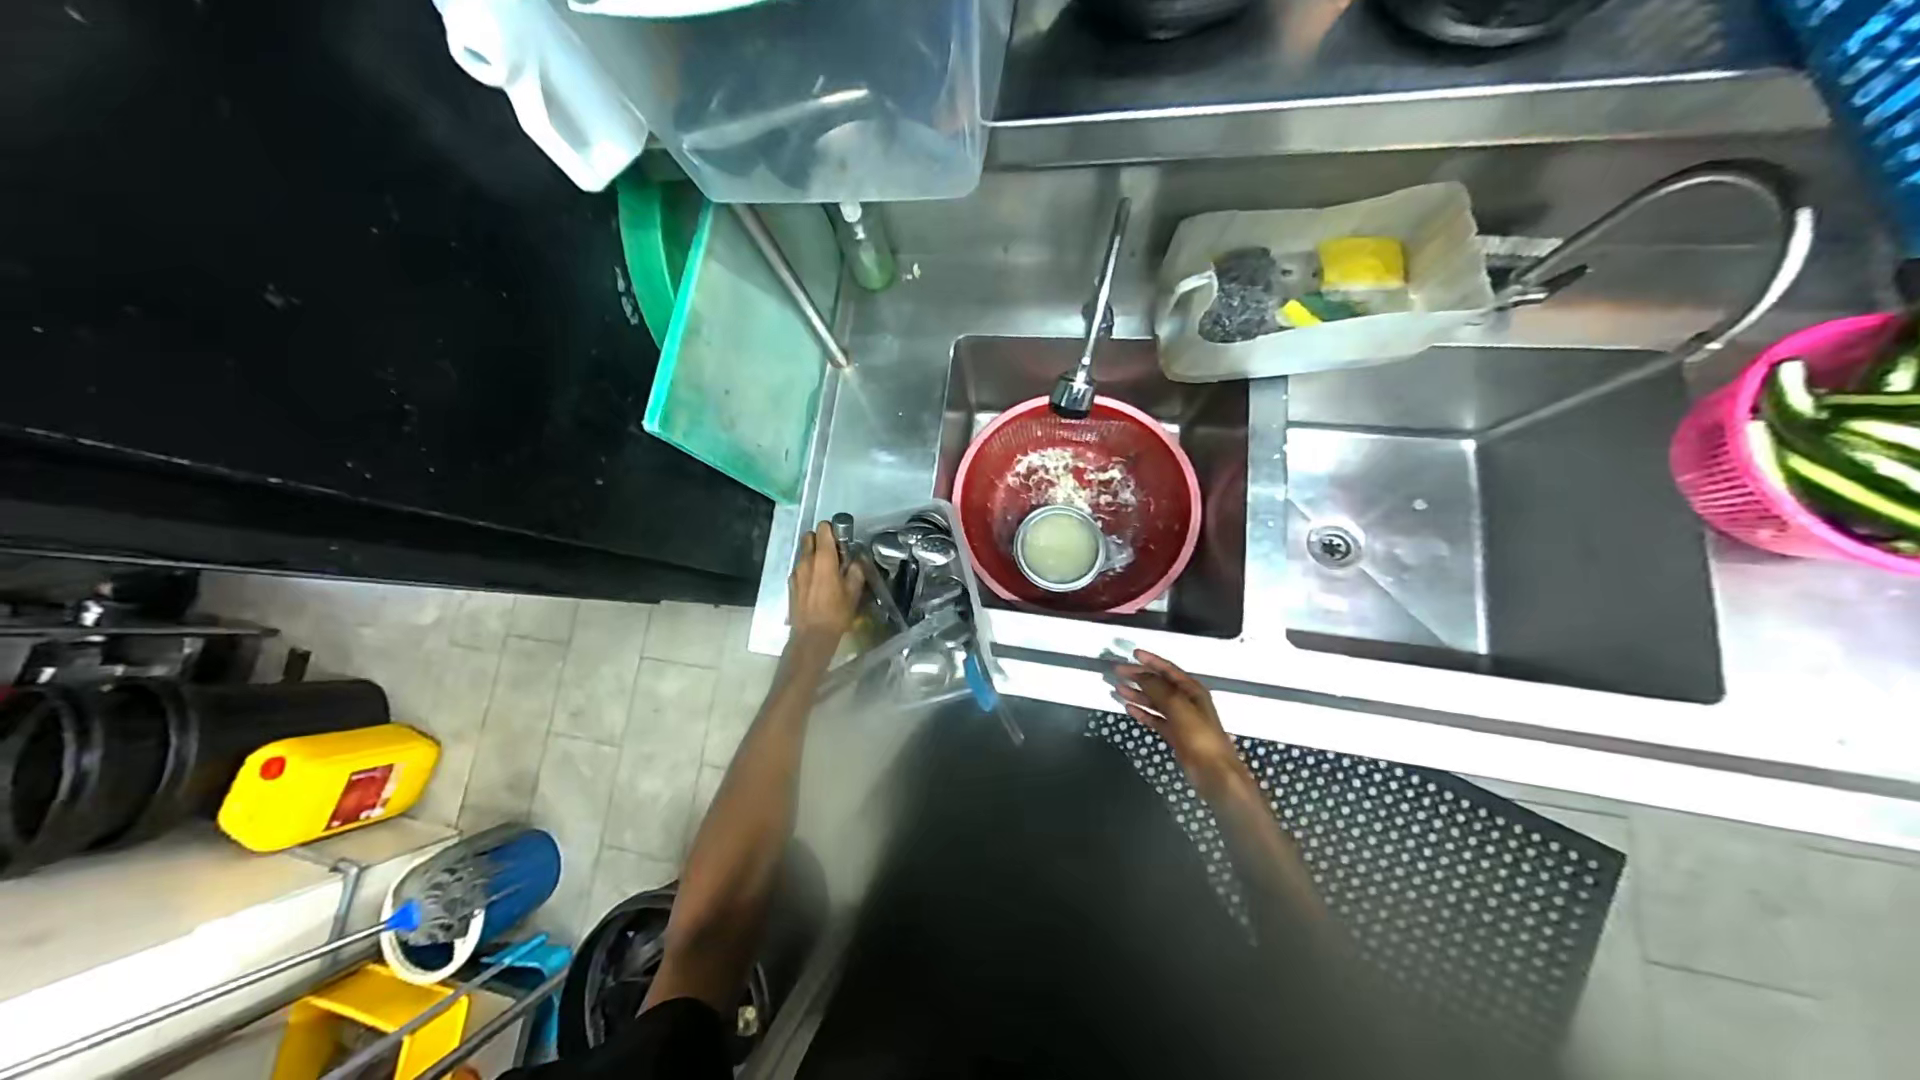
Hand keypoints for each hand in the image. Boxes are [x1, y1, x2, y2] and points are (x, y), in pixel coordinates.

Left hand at [788, 520, 862, 645]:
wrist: (812, 635)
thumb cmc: (836, 612)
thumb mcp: (854, 591)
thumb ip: (856, 570)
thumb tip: (856, 560)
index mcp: (823, 559)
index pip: (823, 529)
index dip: (833, 529)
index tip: (842, 540)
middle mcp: (806, 561)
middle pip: (809, 536)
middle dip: (821, 539)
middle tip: (834, 553)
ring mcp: (796, 572)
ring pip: (804, 553)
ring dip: (814, 555)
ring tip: (827, 572)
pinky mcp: (791, 583)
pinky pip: (800, 568)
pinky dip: (808, 569)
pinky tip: (817, 585)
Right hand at [1113, 649, 1241, 788]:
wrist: (1214, 771)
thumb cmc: (1199, 735)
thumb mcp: (1178, 706)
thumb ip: (1158, 688)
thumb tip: (1141, 675)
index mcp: (1191, 690)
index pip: (1168, 669)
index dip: (1151, 660)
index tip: (1133, 654)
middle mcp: (1186, 701)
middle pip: (1159, 684)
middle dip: (1139, 677)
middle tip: (1118, 672)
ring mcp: (1180, 718)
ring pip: (1155, 701)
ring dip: (1138, 694)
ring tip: (1118, 689)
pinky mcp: (1174, 734)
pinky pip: (1155, 719)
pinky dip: (1142, 713)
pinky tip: (1129, 708)